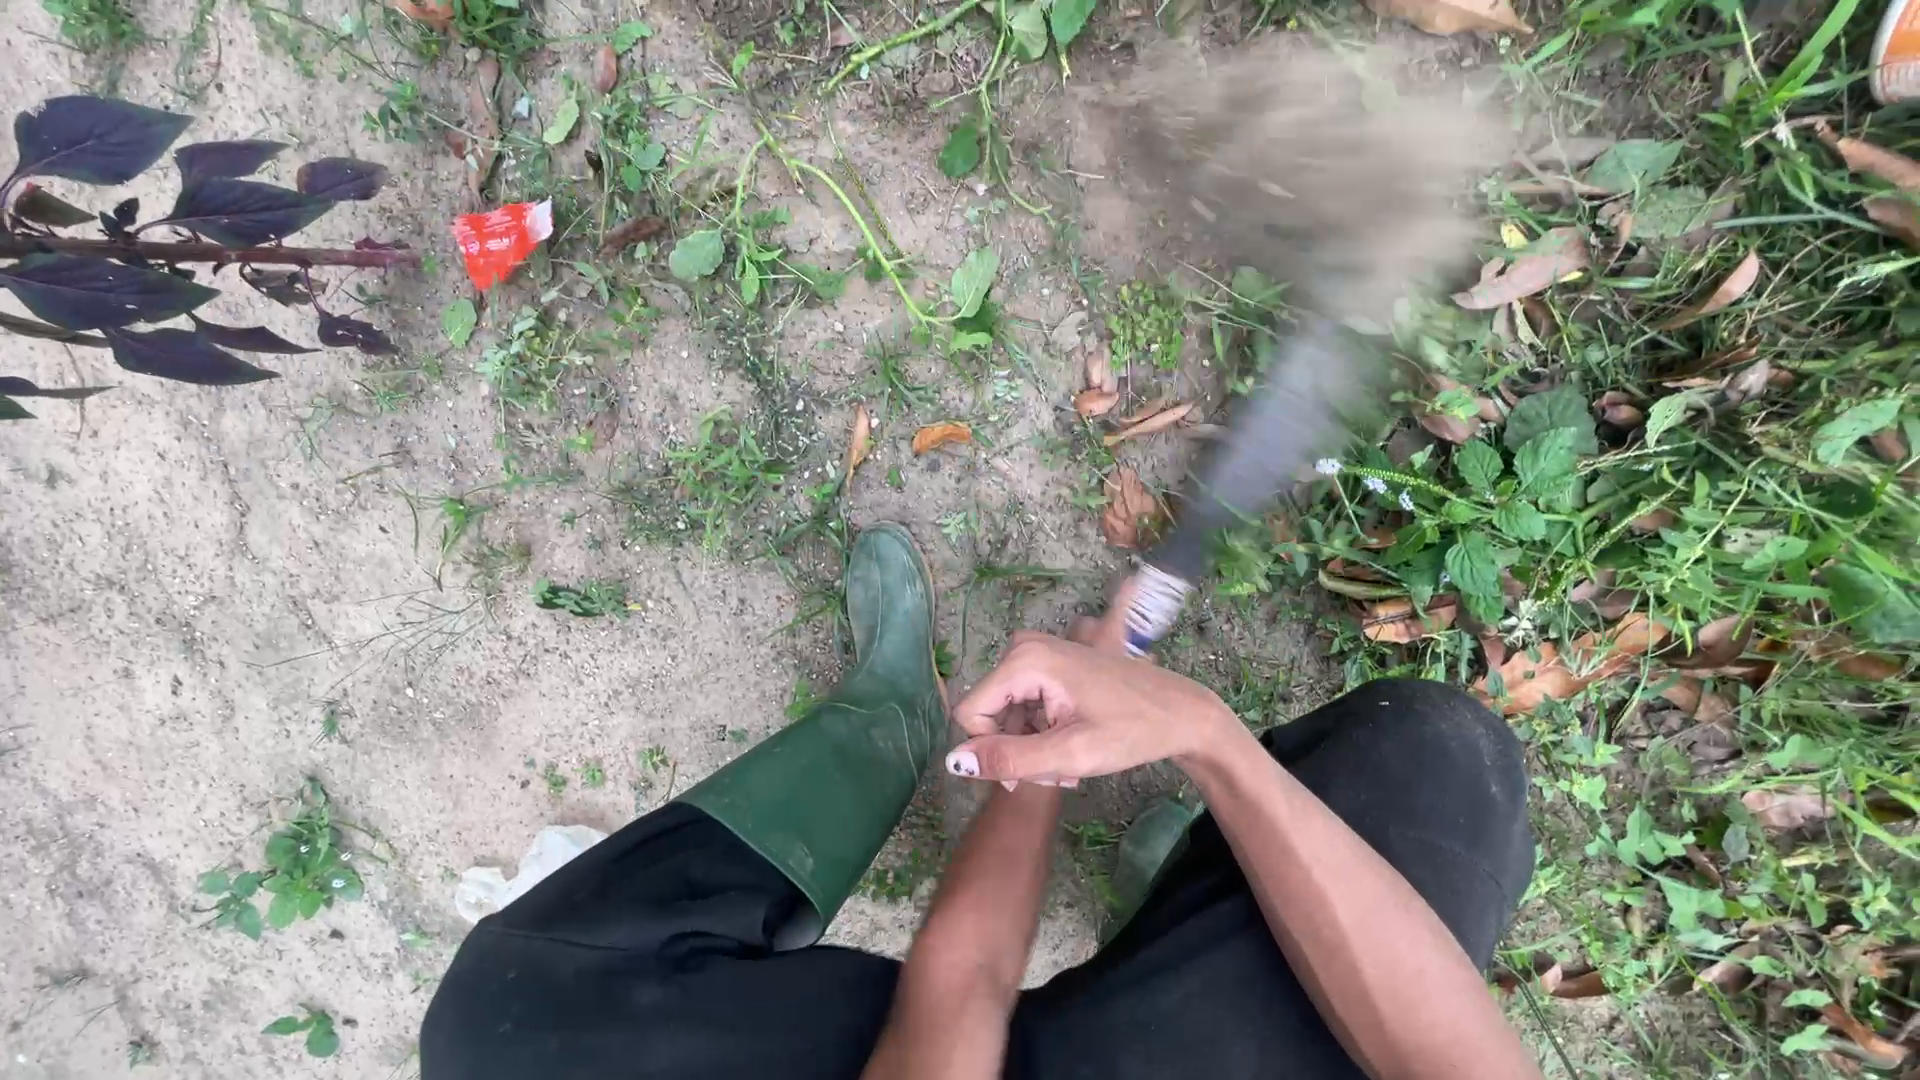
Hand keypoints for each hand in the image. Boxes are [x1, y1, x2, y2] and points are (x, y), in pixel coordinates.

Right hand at [945, 631, 1240, 784]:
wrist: (1181, 711)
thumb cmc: (1132, 731)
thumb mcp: (1070, 755)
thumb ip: (1009, 759)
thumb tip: (953, 762)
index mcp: (1024, 661)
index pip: (968, 713)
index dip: (990, 752)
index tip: (1028, 776)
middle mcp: (1024, 647)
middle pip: (988, 712)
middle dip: (1015, 748)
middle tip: (1056, 771)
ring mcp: (1037, 651)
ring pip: (1005, 711)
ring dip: (1029, 744)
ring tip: (1067, 762)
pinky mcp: (1049, 660)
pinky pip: (1023, 701)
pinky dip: (1040, 729)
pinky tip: (1069, 743)